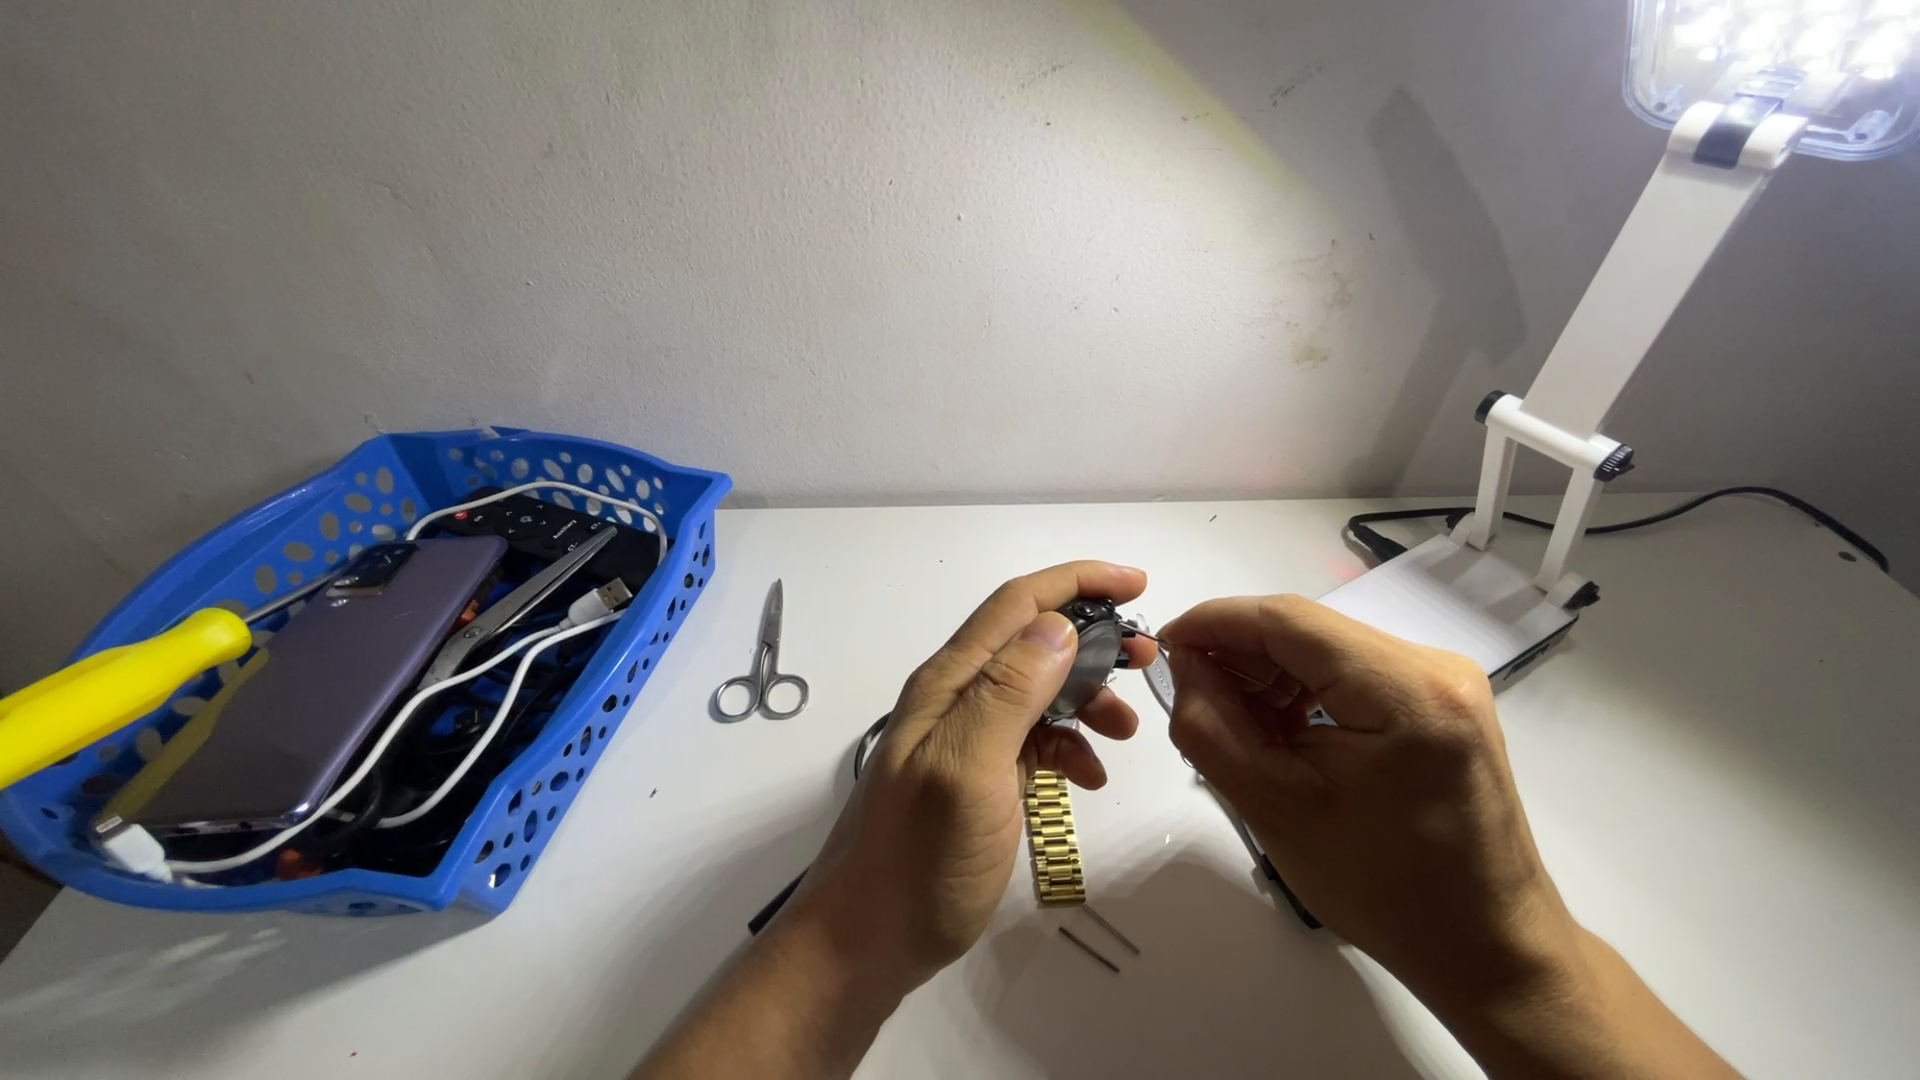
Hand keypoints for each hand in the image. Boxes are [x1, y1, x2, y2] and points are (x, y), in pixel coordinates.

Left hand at [778, 561, 1155, 994]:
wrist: (870, 940)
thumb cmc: (918, 858)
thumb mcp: (967, 768)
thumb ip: (1009, 692)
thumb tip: (1059, 625)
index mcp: (951, 682)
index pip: (1017, 604)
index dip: (1077, 582)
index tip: (1136, 584)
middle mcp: (958, 698)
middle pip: (1034, 641)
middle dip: (1093, 639)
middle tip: (1146, 660)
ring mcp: (968, 738)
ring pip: (1040, 691)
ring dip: (1088, 697)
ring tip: (1126, 729)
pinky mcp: (980, 776)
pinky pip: (1034, 742)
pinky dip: (1069, 747)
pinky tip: (1088, 778)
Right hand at [1160, 594, 1577, 1010]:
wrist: (1485, 945)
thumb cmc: (1381, 888)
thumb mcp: (1271, 806)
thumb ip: (1208, 724)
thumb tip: (1186, 661)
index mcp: (1405, 688)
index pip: (1287, 619)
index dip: (1214, 621)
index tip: (1162, 645)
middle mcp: (1432, 664)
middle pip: (1305, 629)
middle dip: (1237, 651)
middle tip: (1189, 691)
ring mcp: (1440, 678)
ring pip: (1322, 646)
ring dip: (1265, 672)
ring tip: (1231, 720)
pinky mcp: (1436, 697)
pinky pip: (1346, 669)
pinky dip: (1298, 687)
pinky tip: (1277, 727)